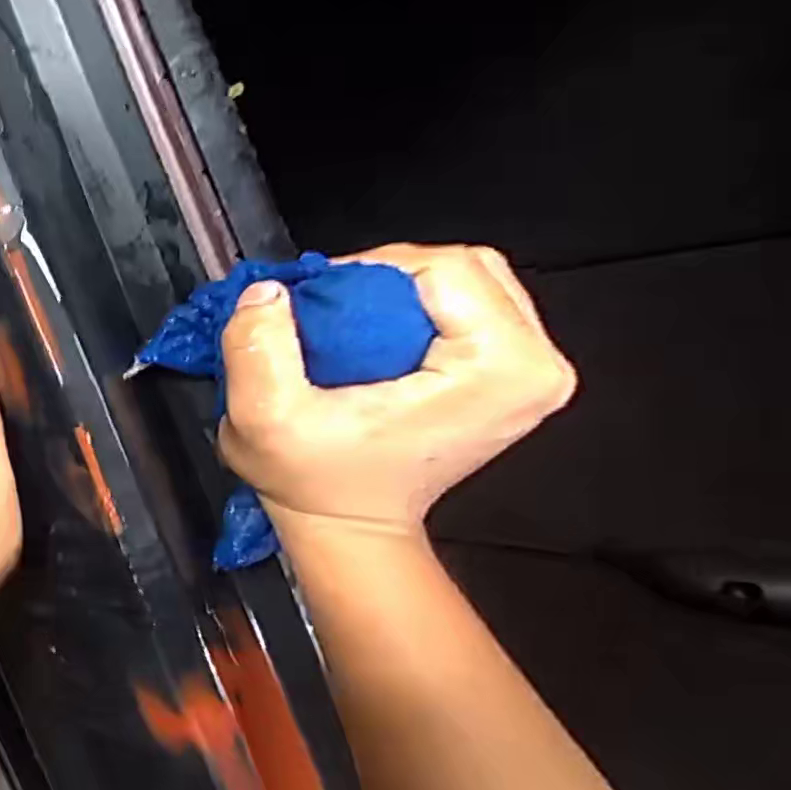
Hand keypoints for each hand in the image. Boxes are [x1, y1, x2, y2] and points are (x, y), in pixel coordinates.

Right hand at [218, 243, 577, 535]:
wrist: (346, 522)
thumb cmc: (310, 479)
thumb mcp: (262, 417)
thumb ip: (256, 348)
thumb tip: (269, 291)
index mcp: (496, 374)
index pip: (444, 269)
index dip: (364, 272)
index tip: (313, 307)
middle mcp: (534, 367)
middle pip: (464, 267)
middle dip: (380, 276)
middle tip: (324, 312)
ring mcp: (529, 370)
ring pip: (465, 279)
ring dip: (392, 288)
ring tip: (341, 325)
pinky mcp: (508, 373)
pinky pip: (465, 304)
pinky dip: (407, 305)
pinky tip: (365, 336)